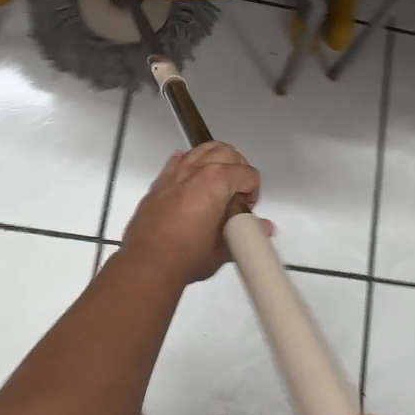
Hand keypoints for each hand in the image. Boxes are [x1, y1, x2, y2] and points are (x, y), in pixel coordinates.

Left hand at [120, 141, 265, 286]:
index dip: (253, 190)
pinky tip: (191, 176)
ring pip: (201, 150)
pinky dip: (188, 163)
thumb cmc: (188, 257)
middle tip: (238, 191)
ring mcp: (175, 174)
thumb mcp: (223, 249)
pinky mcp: (159, 183)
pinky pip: (177, 161)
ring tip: (219, 180)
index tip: (248, 208)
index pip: (248, 173)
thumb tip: (266, 228)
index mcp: (217, 181)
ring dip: (215, 159)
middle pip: (227, 152)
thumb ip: (247, 233)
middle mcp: (197, 170)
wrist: (148, 264)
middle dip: (239, 167)